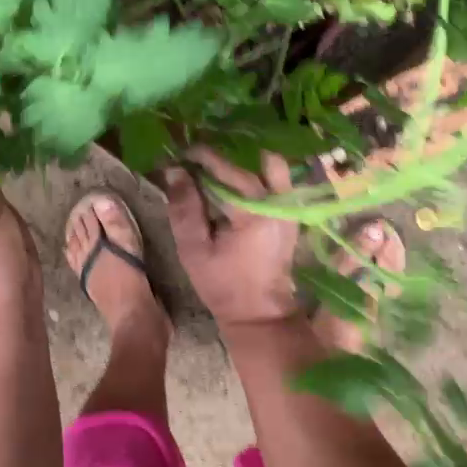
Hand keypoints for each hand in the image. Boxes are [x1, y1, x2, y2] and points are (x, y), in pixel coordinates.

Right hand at [160, 148, 300, 327]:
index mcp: (256, 213)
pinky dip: (257, 175)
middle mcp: (279, 204)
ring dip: (247, 163)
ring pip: (273, 169)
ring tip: (219, 169)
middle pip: (254, 165)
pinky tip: (234, 184)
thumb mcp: (194, 250)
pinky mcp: (291, 215)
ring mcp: (290, 209)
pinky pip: (278, 182)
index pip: (229, 172)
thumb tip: (175, 171)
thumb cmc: (223, 286)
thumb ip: (185, 209)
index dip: (204, 158)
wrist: (259, 314)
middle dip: (224, 159)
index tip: (183, 152)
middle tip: (199, 161)